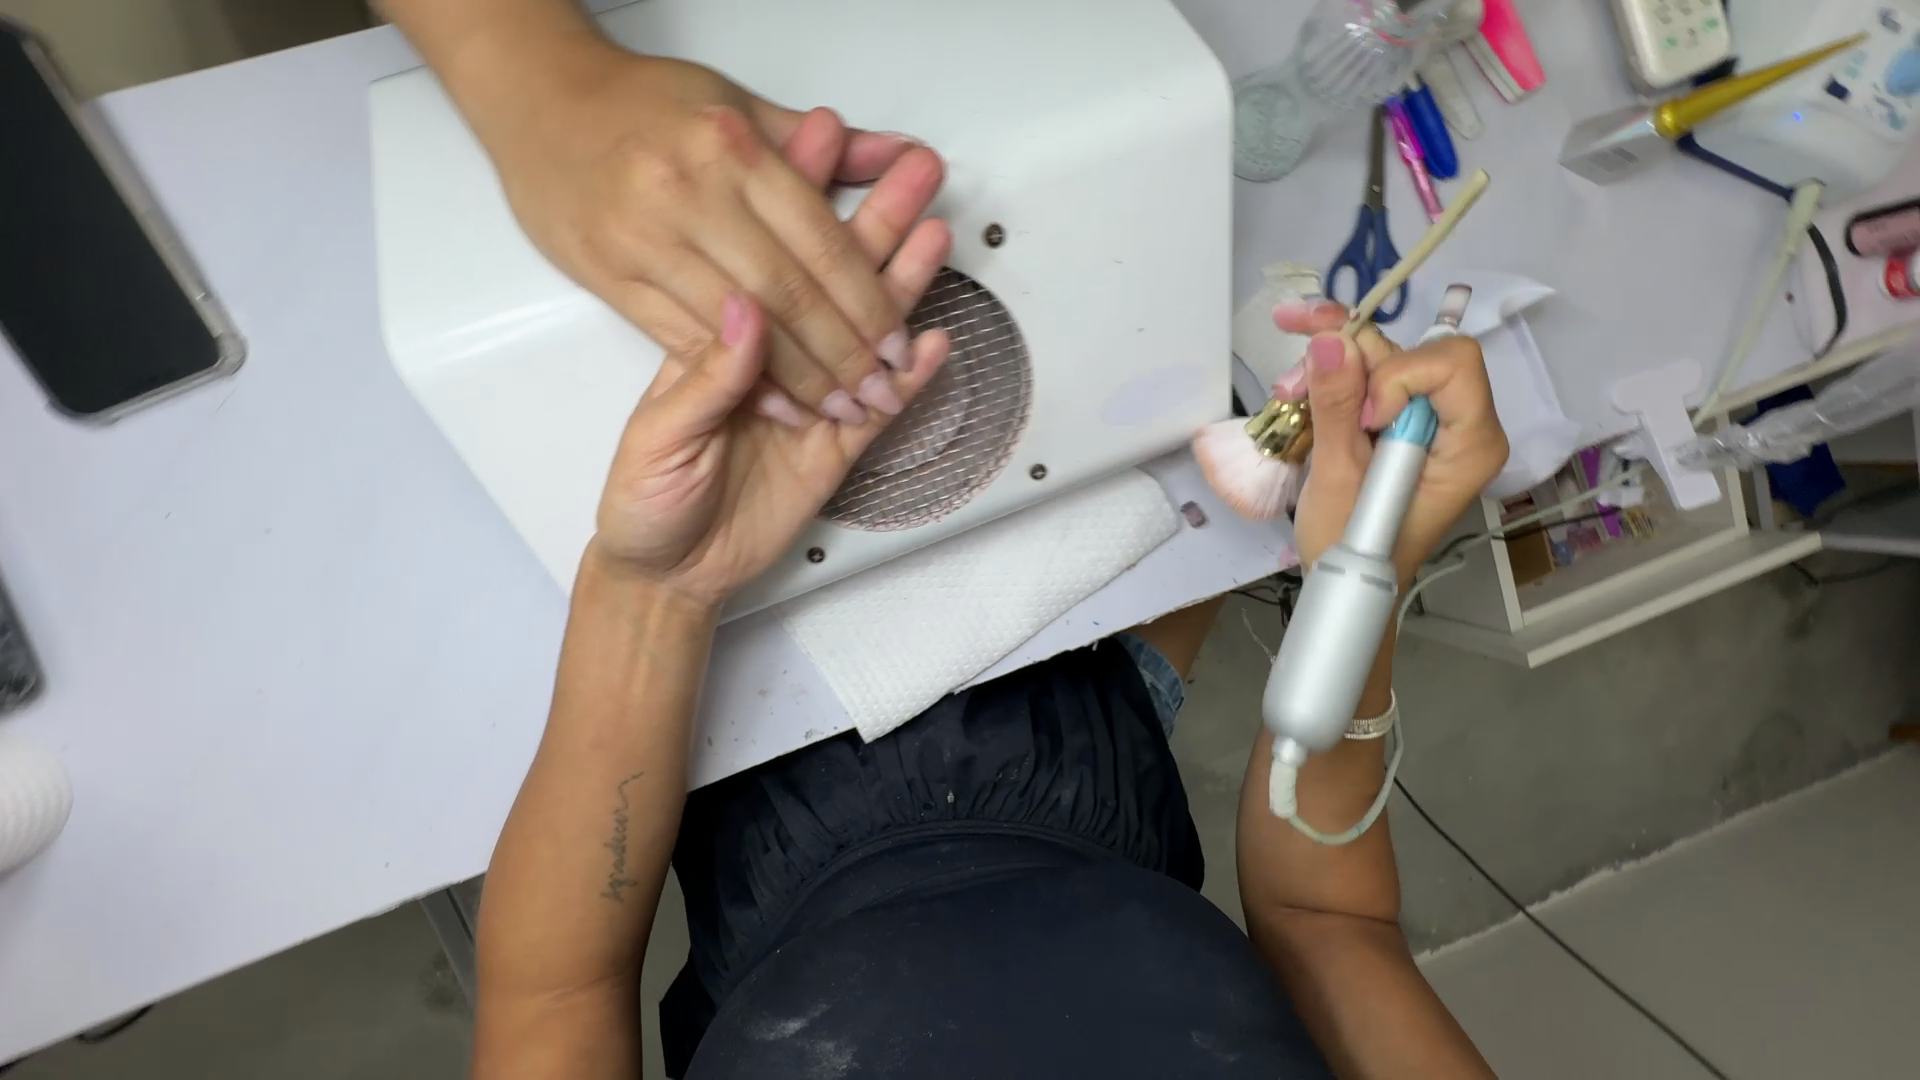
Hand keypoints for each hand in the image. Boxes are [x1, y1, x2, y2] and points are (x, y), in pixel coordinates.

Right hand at [482, 42, 941, 425]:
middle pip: (789, 294)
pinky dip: (741, 381)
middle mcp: (691, 195)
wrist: (538, 103)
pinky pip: (688, 344)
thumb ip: (826, 150)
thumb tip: (902, 154)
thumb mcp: (741, 108)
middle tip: (879, 391)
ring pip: (742, 327)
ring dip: (802, 379)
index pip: (823, 245)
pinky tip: (782, 407)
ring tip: (844, 410)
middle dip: (844, 353)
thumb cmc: (647, 107)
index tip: (900, 347)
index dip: (869, 304)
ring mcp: (646, 240)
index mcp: (733, 151)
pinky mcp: (613, 278)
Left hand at [591, 117, 953, 608]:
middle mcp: (770, 364)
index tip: (821, 139)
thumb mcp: (657, 440)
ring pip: (862, 334)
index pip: (767, 259)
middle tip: (910, 174)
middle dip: (871, 225)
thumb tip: (746, 314)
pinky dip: (909, 378)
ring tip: (933, 234)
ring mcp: (810, 403)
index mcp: (717, 346)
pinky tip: (931, 342)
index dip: (795, 200)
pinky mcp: (836, 449)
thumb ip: (705, 377)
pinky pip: (881, 408)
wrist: (667, 571)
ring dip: (899, 285)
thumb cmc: (644, 505)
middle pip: (827, 282)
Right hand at [1274, 302, 1509, 584]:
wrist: (1343, 580)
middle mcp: (1458, 422)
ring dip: (1329, 366)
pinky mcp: (1400, 423)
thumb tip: (1329, 339)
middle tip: (1289, 368)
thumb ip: (1337, 407)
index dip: (1397, 377)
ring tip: (1286, 393)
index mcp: (1467, 442)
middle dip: (1346, 354)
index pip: (1450, 364)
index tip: (1361, 420)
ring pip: (1383, 361)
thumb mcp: (1337, 479)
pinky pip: (1370, 381)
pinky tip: (1297, 395)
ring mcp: (1428, 421)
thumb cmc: (1349, 546)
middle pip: (1410, 355)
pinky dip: (1331, 381)